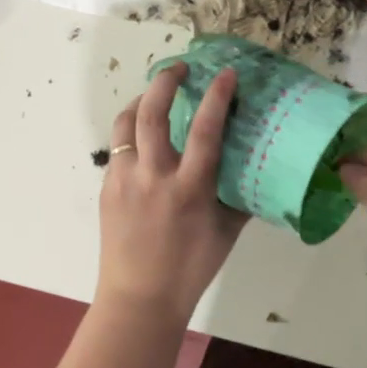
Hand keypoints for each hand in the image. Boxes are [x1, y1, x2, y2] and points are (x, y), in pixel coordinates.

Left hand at [97, 65, 247, 320]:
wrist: (139, 299)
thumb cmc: (191, 268)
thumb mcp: (227, 232)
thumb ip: (241, 196)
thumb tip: (259, 167)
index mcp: (189, 189)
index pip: (204, 130)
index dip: (216, 97)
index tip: (226, 73)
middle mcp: (154, 177)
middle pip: (152, 114)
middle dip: (164, 82)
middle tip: (180, 68)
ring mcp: (125, 181)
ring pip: (126, 124)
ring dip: (141, 100)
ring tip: (155, 94)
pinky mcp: (107, 188)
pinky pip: (118, 149)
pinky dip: (132, 132)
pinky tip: (143, 138)